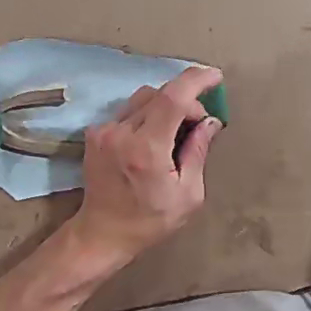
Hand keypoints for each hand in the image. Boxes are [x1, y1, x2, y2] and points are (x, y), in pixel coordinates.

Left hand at [66, 66, 224, 266]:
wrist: (102, 233)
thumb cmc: (149, 221)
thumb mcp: (188, 194)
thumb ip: (198, 152)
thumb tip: (210, 122)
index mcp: (147, 149)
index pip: (173, 98)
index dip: (196, 81)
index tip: (215, 77)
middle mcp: (121, 133)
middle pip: (160, 94)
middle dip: (186, 102)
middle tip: (198, 125)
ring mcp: (104, 131)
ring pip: (143, 98)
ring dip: (165, 106)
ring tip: (176, 132)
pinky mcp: (95, 133)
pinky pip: (128, 111)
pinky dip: (147, 115)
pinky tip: (153, 139)